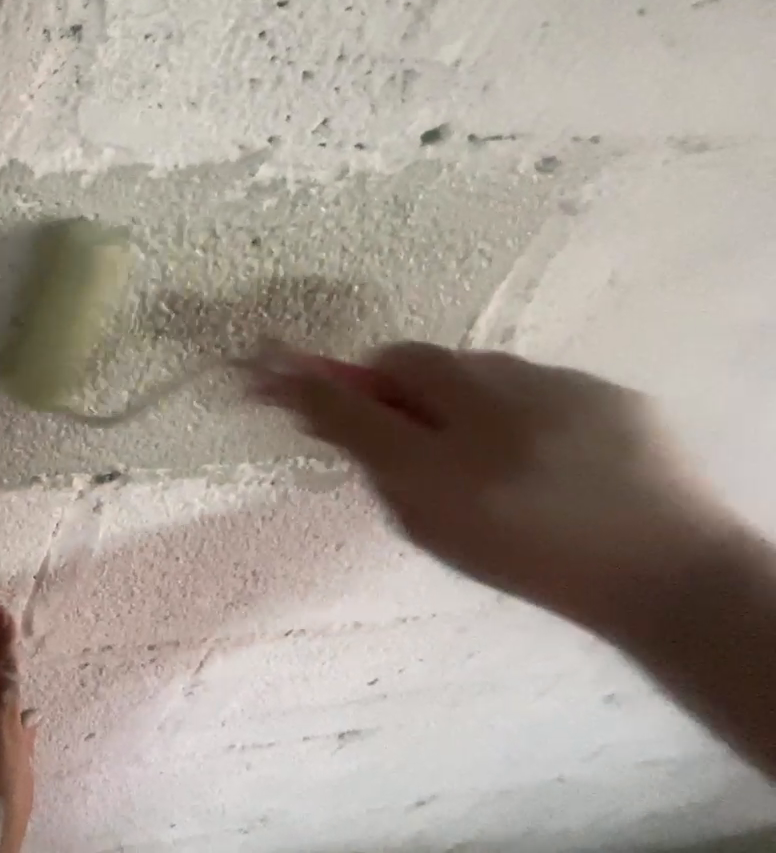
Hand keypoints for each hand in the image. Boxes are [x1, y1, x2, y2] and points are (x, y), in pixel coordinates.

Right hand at [250, 341, 742, 637]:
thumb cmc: (520, 550)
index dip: (325, 373)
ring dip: (460, 405)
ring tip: (478, 464)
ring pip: (479, 378)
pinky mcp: (620, 402)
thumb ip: (356, 437)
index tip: (279, 384)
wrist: (673, 585)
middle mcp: (506, 377)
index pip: (359, 366)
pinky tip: (540, 465)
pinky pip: (540, 393)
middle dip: (398, 395)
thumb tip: (297, 388)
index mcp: (455, 407)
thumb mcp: (417, 506)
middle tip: (400, 446)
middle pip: (419, 366)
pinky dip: (520, 417)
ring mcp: (568, 386)